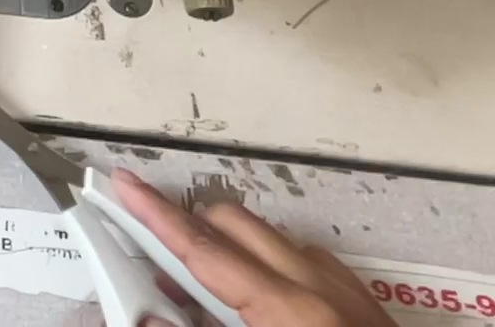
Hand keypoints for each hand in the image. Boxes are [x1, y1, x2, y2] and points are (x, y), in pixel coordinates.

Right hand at [112, 169, 396, 326]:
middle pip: (235, 223)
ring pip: (272, 238)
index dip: (154, 212)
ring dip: (231, 248)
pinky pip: (310, 264)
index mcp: (289, 311)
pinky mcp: (373, 310)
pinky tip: (266, 304)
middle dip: (190, 225)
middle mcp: (321, 289)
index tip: (121, 181)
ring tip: (207, 290)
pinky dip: (273, 267)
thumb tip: (148, 320)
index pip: (203, 245)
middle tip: (156, 254)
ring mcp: (352, 297)